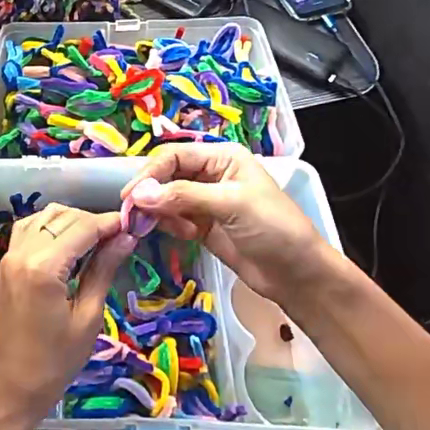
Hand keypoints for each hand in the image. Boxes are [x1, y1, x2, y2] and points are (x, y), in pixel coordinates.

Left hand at [0, 204, 134, 429]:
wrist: (12, 386)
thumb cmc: (55, 361)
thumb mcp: (88, 317)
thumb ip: (104, 270)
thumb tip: (126, 238)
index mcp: (44, 267)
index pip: (83, 227)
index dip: (110, 223)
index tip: (134, 224)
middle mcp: (23, 252)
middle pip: (64, 217)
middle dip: (94, 221)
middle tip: (120, 237)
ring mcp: (11, 255)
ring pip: (45, 217)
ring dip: (72, 221)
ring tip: (98, 240)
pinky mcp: (8, 262)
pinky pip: (30, 228)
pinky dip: (51, 226)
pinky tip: (70, 242)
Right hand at [122, 143, 345, 303]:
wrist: (298, 274)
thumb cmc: (274, 228)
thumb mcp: (230, 204)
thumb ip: (184, 196)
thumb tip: (140, 194)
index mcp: (222, 157)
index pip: (175, 155)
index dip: (151, 172)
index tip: (131, 194)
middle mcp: (211, 174)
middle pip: (167, 175)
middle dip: (151, 192)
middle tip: (133, 213)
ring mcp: (206, 201)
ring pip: (167, 198)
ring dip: (157, 210)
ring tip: (154, 225)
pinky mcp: (202, 226)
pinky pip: (174, 218)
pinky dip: (168, 224)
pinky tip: (178, 234)